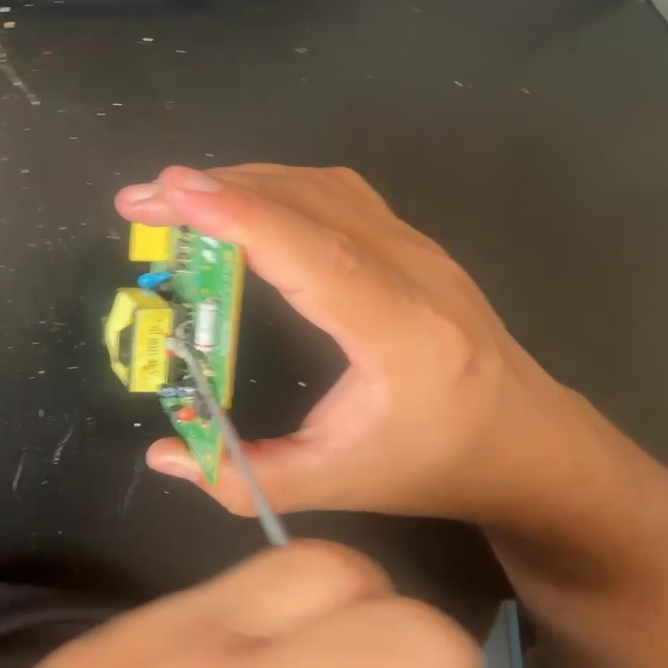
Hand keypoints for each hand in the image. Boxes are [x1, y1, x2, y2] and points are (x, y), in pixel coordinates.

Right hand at [114, 164, 593, 527]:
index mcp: (402, 337)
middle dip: (215, 191)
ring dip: (239, 181)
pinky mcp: (407, 240)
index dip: (243, 219)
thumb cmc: (432, 466)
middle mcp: (414, 275)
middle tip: (138, 201)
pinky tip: (232, 202)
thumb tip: (160, 455)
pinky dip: (271, 185)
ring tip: (169, 199)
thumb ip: (243, 477)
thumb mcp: (336, 486)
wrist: (530, 442)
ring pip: (319, 187)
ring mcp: (417, 247)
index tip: (174, 193)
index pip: (317, 257)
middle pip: (308, 205)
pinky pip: (332, 193)